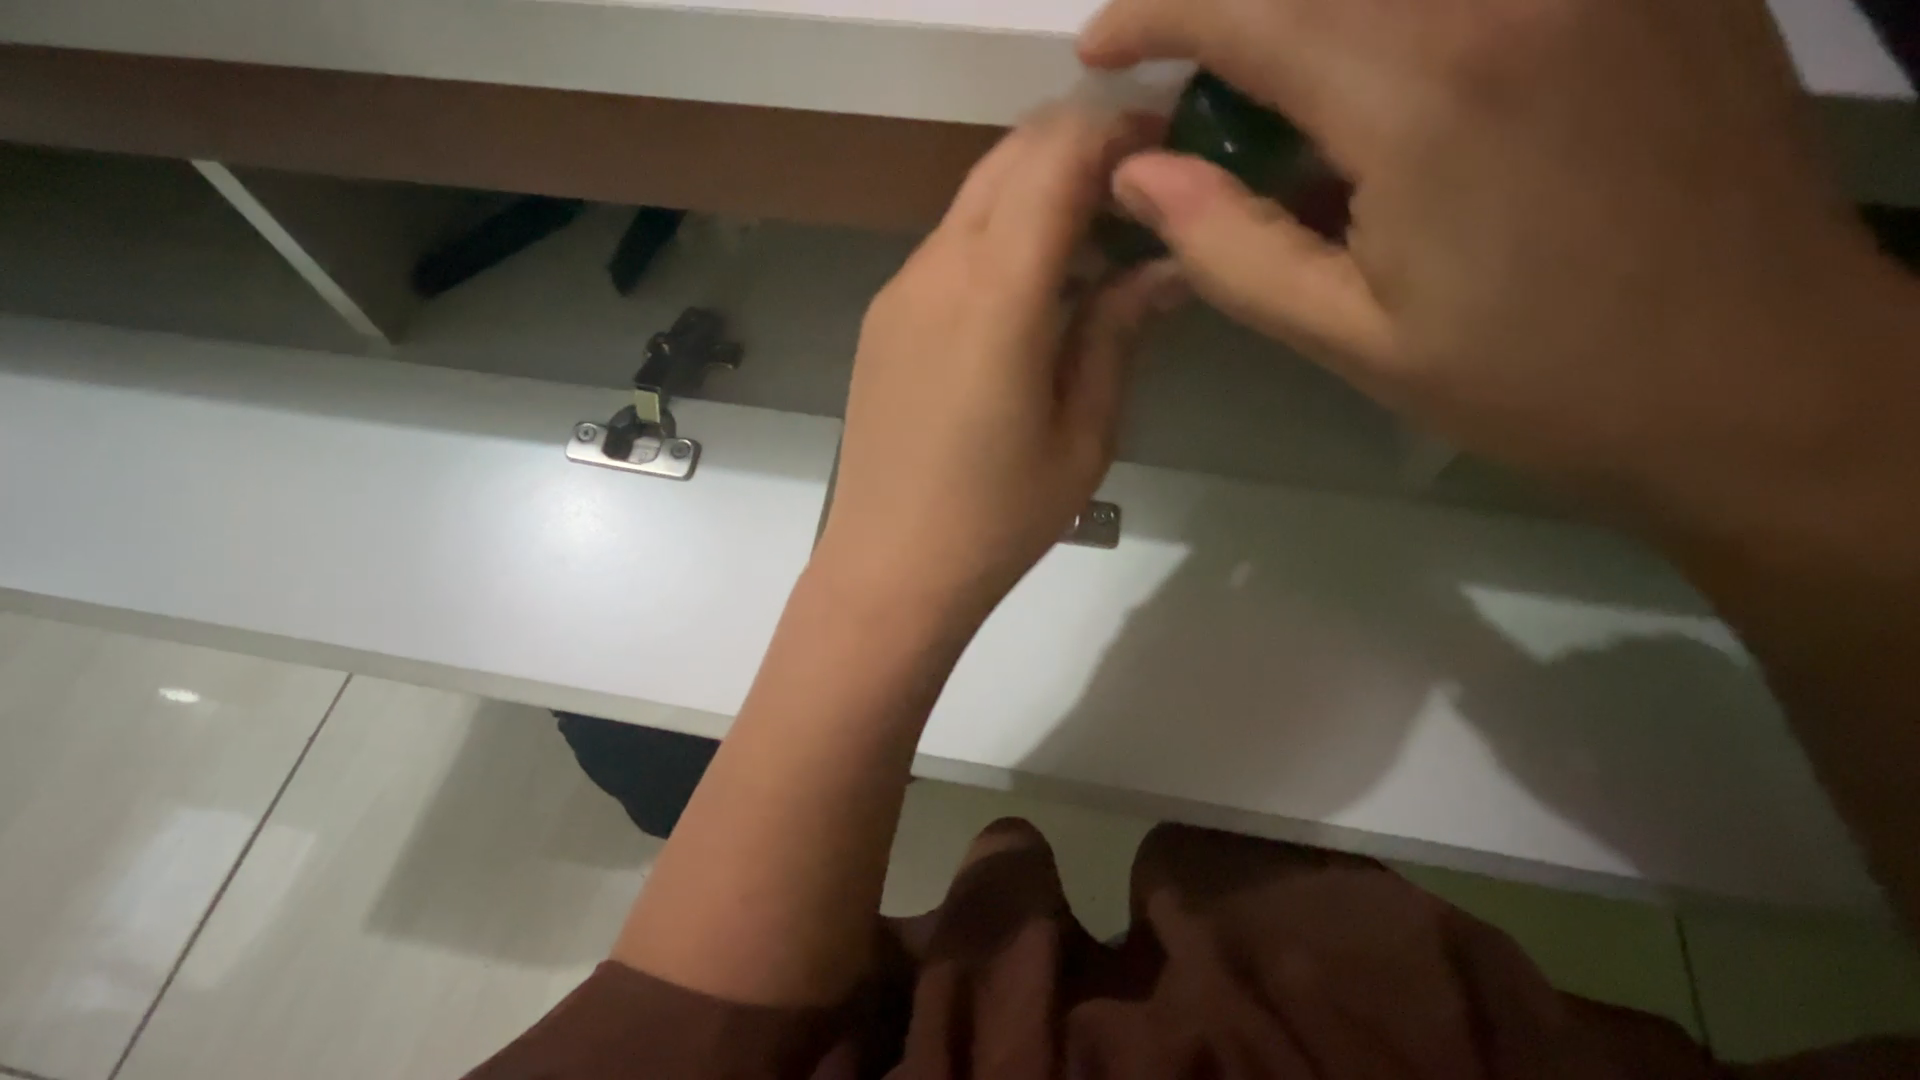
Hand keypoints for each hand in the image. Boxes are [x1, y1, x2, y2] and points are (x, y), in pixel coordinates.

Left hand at [813, 105, 1184, 625]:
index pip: (1057, 155)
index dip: (1117, 132)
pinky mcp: (883, 318)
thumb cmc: (999, 517)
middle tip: (1142, 197)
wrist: (889, 570)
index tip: (1170, 152)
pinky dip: (1001, 237)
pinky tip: (1034, 295)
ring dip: (1039, 195)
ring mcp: (900, 290)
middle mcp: (937, 267)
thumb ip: (1118, 332)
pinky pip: (949, 246)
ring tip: (1097, 249)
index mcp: (996, 290)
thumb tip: (1163, 266)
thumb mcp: (1085, 432)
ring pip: (976, 198)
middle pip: (1012, 157)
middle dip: (1081, 151)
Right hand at [1081, 0, 1916, 535]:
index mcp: (1422, 87)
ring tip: (1298, 107)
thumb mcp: (1352, 338)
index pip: (1248, 4)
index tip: (1103, 46)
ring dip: (1319, 21)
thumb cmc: (1535, 380)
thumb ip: (1230, 247)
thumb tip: (1138, 174)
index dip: (1155, 13)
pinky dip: (1407, 20)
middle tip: (1201, 90)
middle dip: (1233, 12)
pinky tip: (1407, 93)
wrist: (1759, 378)